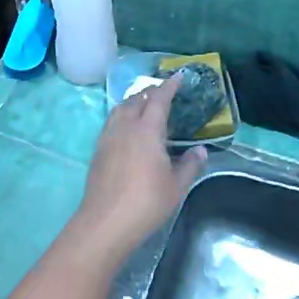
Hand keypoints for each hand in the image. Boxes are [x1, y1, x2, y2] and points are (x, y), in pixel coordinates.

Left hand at [66, 74, 206, 263]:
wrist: (106, 221)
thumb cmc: (146, 202)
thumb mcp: (176, 185)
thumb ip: (190, 165)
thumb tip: (200, 150)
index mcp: (146, 130)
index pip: (159, 99)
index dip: (170, 86)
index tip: (179, 77)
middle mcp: (124, 127)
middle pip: (136, 100)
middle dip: (151, 93)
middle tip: (165, 94)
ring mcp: (107, 137)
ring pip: (120, 109)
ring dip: (134, 103)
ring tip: (146, 108)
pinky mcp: (98, 150)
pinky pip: (111, 122)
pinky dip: (123, 116)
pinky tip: (129, 130)